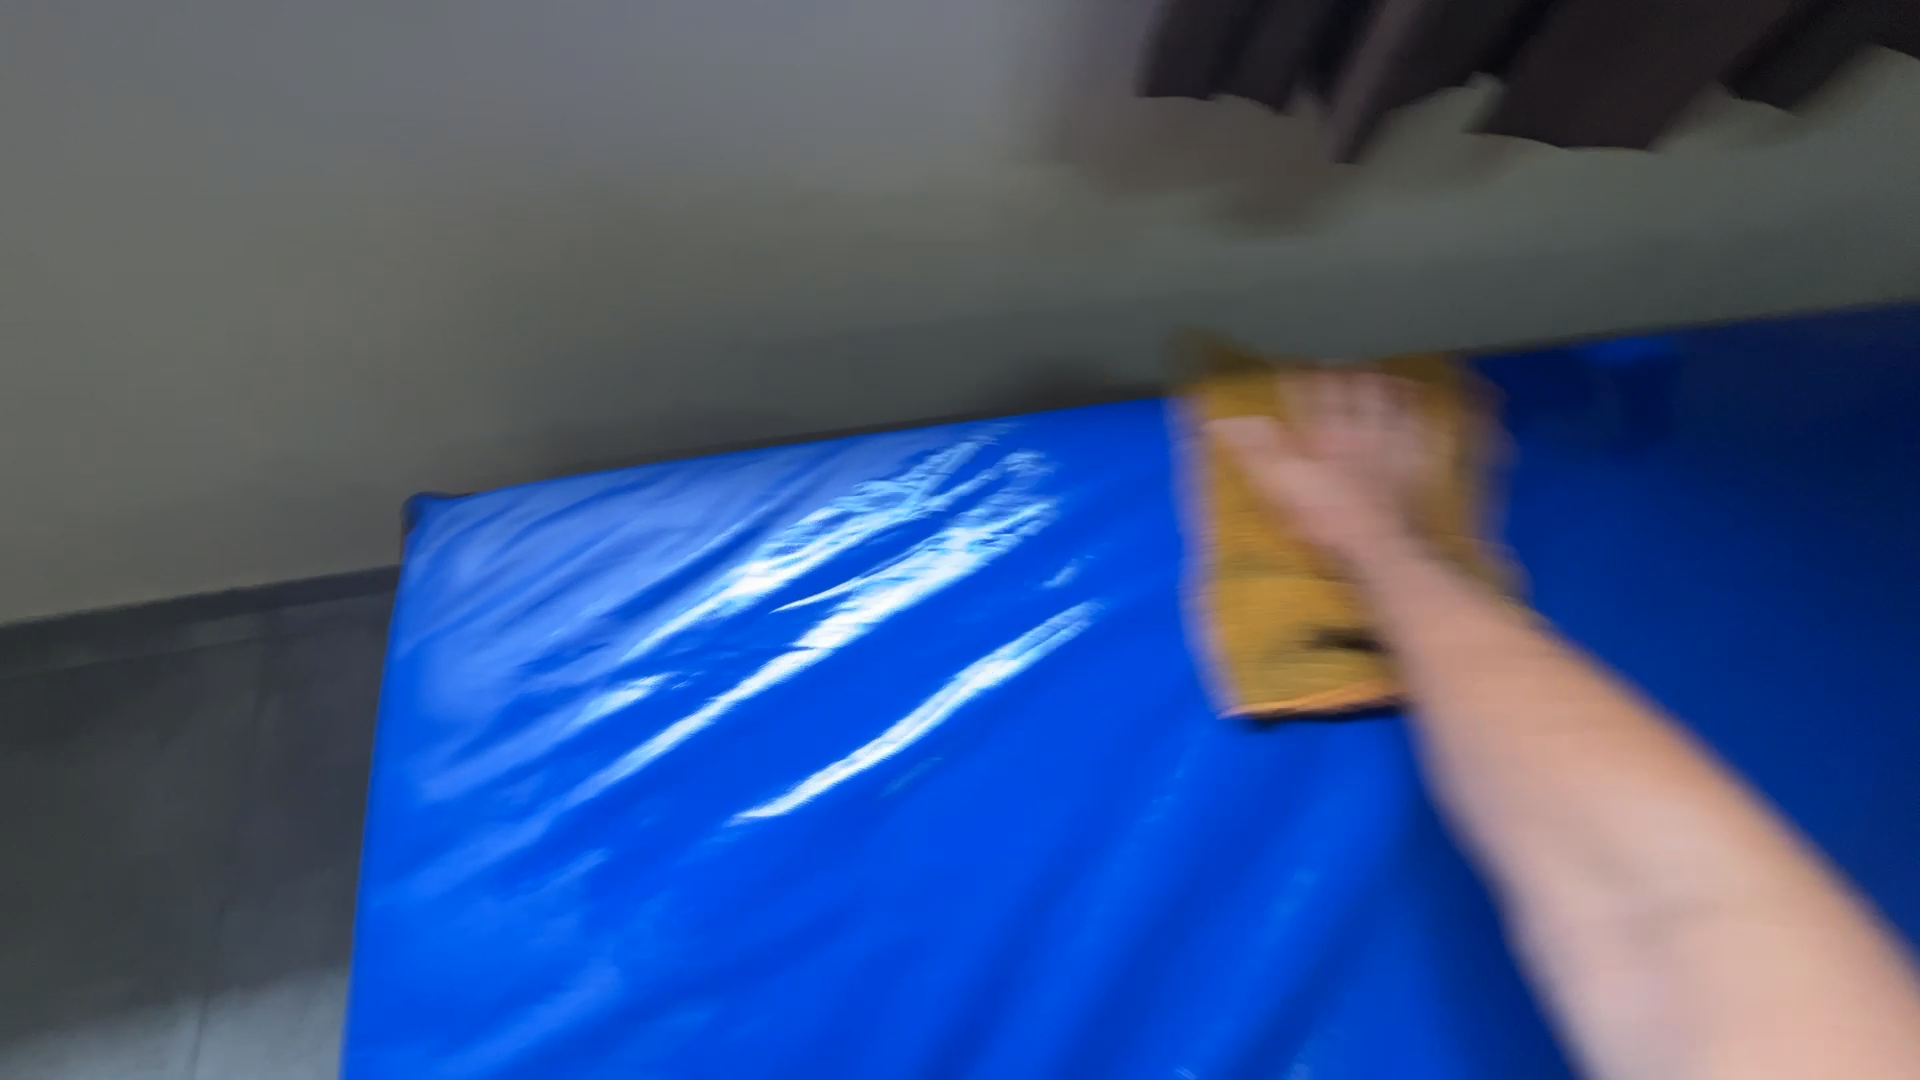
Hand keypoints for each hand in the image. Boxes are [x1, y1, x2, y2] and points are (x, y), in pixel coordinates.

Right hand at [1207, 371, 1430, 566]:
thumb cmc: (1325, 519)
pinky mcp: (1417, 463)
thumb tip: (1222, 421)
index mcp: (1320, 435)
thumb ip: (1254, 450)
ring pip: (1389, 402)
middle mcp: (1357, 430)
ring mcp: (1391, 445)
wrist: (1383, 546)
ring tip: (1380, 372)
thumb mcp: (1278, 486)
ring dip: (1383, 384)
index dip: (1296, 378)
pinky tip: (1433, 402)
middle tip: (1337, 359)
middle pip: (1351, 390)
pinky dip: (1427, 412)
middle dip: (1343, 372)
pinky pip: (1425, 429)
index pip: (1305, 396)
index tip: (1289, 362)